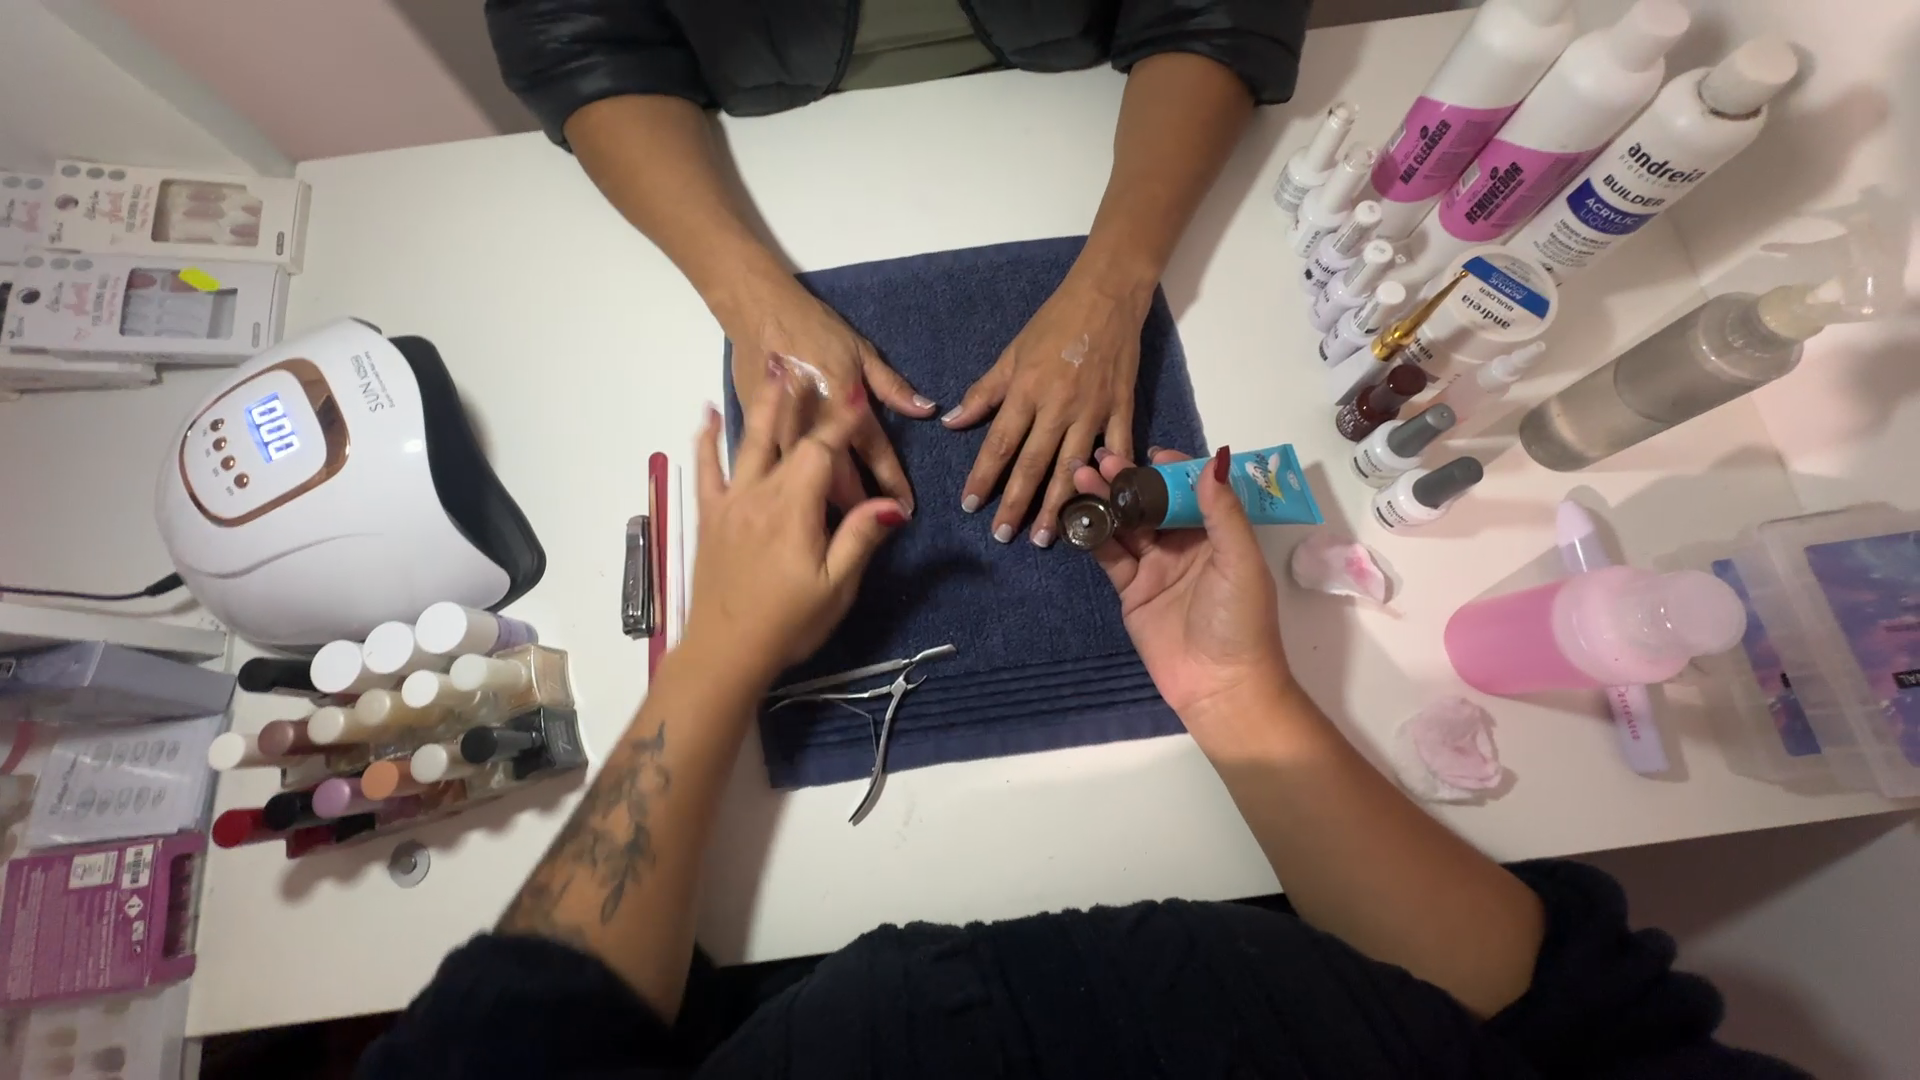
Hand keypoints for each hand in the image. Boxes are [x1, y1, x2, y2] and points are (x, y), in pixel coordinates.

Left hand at [685, 373, 907, 686]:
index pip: (822, 452)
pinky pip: (705, 469)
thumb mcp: (834, 587)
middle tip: (805, 357)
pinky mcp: (709, 516)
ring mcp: (730, 503)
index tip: (859, 394)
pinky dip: (705, 440)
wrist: (724, 652)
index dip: (842, 422)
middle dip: (798, 396)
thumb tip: (893, 504)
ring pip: (746, 443)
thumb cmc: (788, 623)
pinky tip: (705, 415)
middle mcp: (759, 495)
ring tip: (770, 368)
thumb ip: (860, 539)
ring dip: (760, 405)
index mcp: (794, 510)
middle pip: (781, 435)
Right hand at [721, 271, 935, 510]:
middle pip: (841, 479)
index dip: (894, 483)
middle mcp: (815, 423)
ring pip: (805, 485)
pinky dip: (791, 494)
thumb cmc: (814, 328)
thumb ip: (892, 386)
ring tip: (843, 535)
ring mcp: (781, 432)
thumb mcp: (861, 351)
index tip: (908, 509)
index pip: (877, 453)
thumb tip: (926, 410)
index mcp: (846, 403)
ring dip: (826, 510)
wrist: (756, 311)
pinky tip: (799, 514)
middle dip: (861, 510)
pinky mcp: (754, 435)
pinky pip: (776, 474)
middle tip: (877, 531)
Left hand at [944, 270, 1146, 547]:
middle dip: (1016, 504)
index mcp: (1026, 392)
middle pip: (1032, 465)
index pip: (999, 444)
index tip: (969, 505)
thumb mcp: (1011, 354)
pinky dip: (1112, 480)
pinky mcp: (1122, 410)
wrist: (1106, 297)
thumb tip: (951, 423)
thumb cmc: (1053, 324)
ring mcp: (1093, 412)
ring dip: (1056, 506)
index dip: (983, 477)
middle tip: (1002, 536)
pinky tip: (1105, 509)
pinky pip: (1118, 451)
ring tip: (1045, 538)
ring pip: (1072, 468)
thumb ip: (983, 393)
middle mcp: (1058, 407)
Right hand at [1073, 447, 1294, 745]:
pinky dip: (1093, 535)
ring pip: (1126, 525)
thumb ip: (1223, 512)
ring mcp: (1156, 568)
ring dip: (1105, 501)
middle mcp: (1185, 546)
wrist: (1219, 684)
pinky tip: (1077, 514)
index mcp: (1218, 535)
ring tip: (1080, 477)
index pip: (1191, 491)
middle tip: (1099, 459)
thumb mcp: (1239, 560)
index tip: (1148, 452)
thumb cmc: (1239, 620)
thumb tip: (1211, 460)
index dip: (1170, 470)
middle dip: (1128, 480)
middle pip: (1152, 504)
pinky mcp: (1132, 590)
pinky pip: (1110, 556)